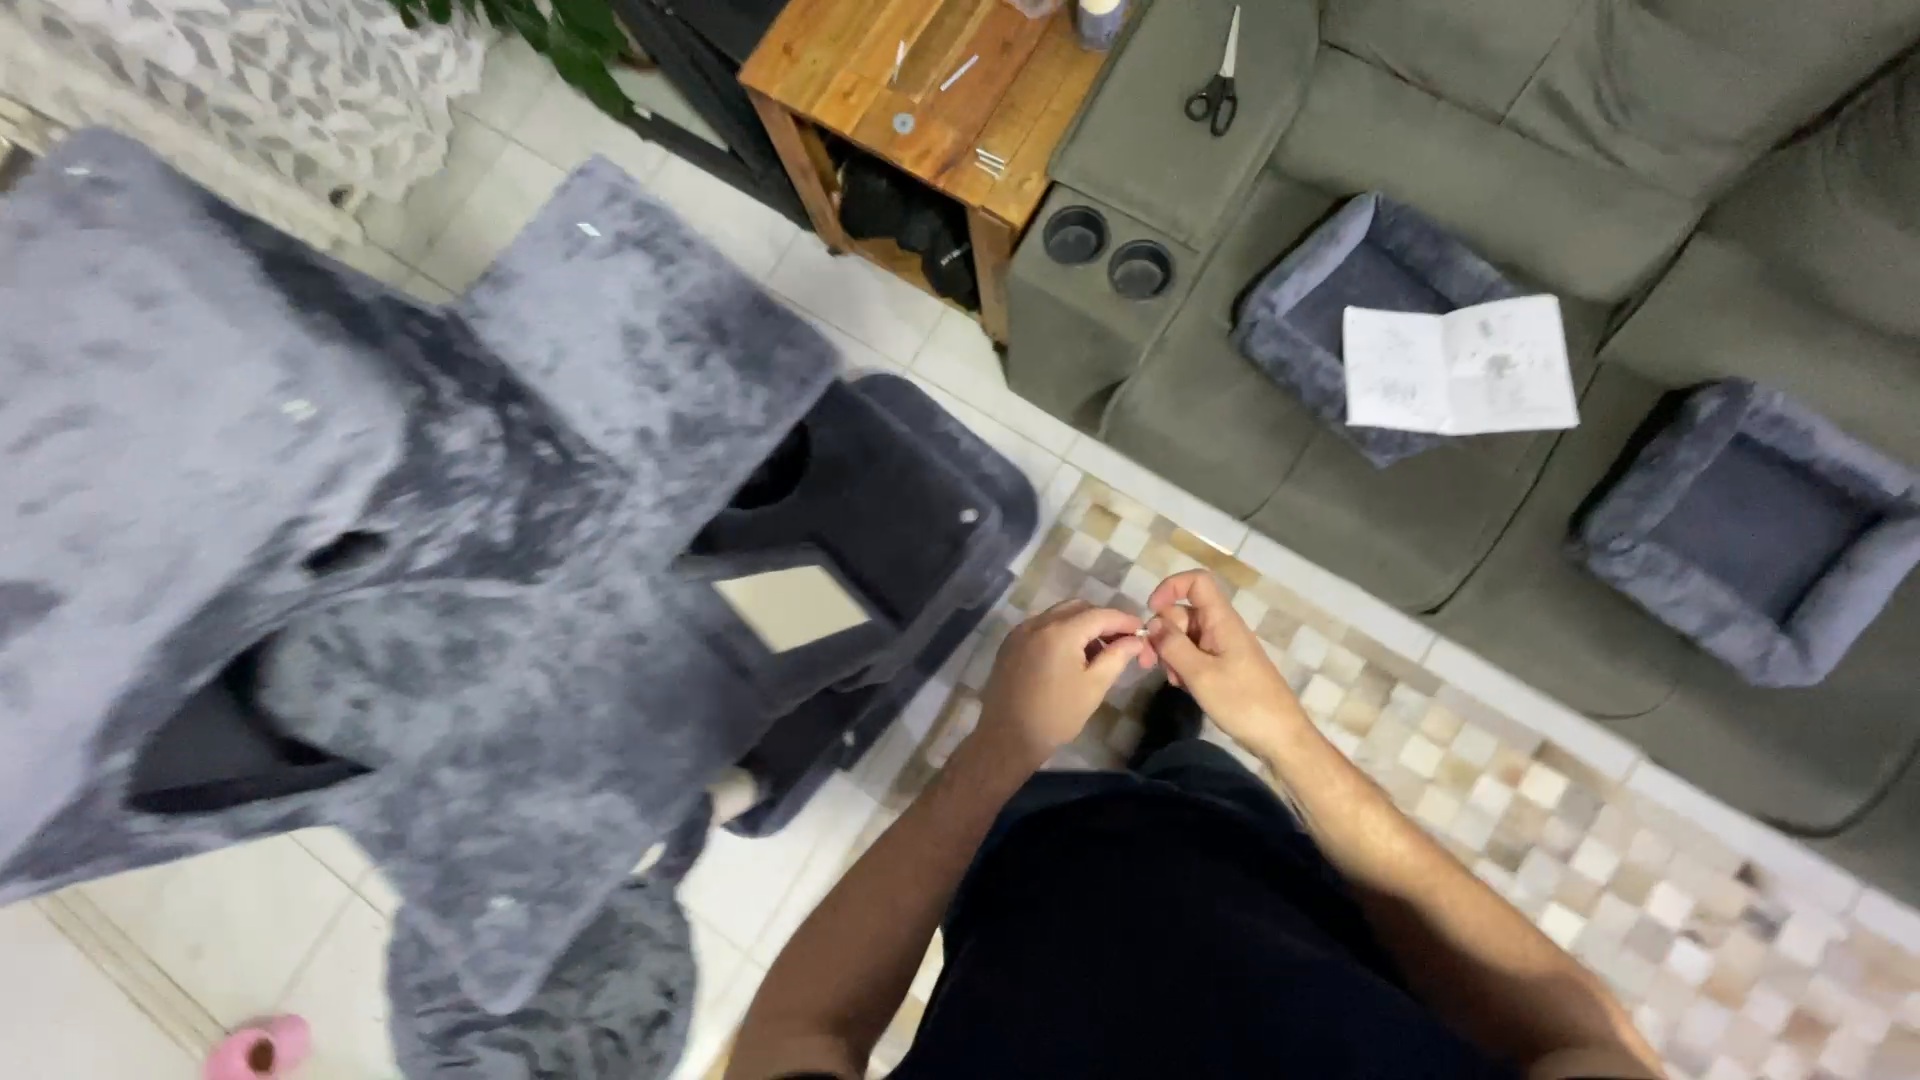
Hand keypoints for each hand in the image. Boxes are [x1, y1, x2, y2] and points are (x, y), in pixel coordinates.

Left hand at [975, 600, 1150, 767]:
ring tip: (1097, 652)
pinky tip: (1070, 656)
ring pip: (1058, 614)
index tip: (1142, 631)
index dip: (1125, 620)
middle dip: (1102, 620)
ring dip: (1081, 625)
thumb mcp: (1094, 686)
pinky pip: (1041, 626)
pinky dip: (1060, 632)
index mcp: (1060, 632)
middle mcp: (1037, 622)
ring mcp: (1020, 631)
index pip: (1100, 614)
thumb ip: (1117, 656)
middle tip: (1121, 642)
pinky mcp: (1010, 643)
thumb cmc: (1057, 715)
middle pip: (1078, 608)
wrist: (1008, 737)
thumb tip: (1136, 639)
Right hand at [1145, 570, 1305, 760]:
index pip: (1196, 582)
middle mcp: (1222, 627)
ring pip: (1184, 635)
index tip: (1151, 611)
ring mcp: (1222, 647)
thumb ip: (1172, 645)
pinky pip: (1193, 654)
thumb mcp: (1200, 674)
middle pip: (1183, 612)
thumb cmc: (1243, 702)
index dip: (1171, 587)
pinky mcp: (1222, 666)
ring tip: (1173, 680)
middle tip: (1150, 662)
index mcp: (1222, 620)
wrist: (1280, 737)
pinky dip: (1182, 665)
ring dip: (1170, 653)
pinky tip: (1182, 686)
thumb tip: (1153, 623)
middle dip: (1162, 632)